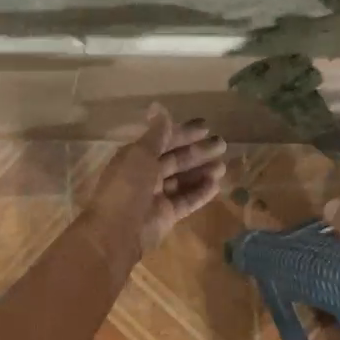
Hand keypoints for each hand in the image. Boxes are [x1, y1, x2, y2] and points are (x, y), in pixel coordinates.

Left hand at [84, 104, 227, 251]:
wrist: (117, 232)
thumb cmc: (126, 187)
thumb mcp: (139, 154)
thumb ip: (155, 134)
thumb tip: (158, 107)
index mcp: (135, 157)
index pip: (162, 140)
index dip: (183, 133)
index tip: (206, 127)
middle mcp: (145, 175)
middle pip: (175, 160)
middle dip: (197, 151)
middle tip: (222, 144)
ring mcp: (156, 197)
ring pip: (182, 180)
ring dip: (202, 171)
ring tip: (223, 166)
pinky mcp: (166, 216)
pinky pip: (186, 200)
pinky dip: (200, 192)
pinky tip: (217, 184)